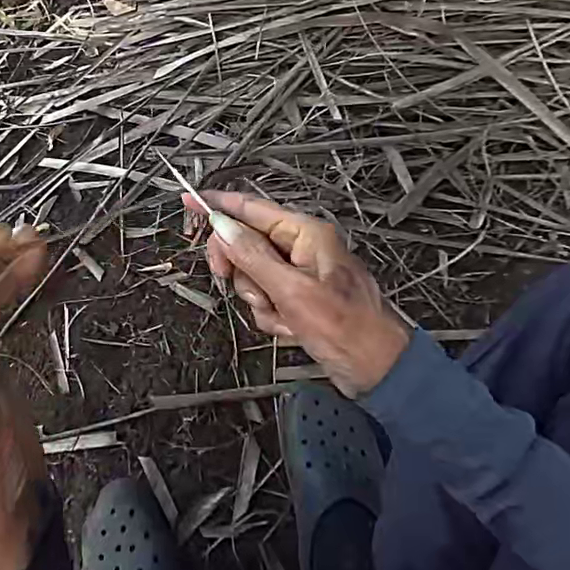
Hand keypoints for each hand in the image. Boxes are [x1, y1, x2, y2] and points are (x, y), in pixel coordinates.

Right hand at [191, 192, 410, 397]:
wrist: (378, 371)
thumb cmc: (349, 328)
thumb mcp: (292, 290)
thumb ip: (252, 256)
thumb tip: (223, 227)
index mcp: (306, 234)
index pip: (251, 209)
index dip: (218, 204)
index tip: (190, 199)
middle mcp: (301, 248)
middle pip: (246, 243)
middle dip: (241, 269)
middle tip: (229, 278)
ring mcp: (299, 274)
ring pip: (251, 275)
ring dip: (258, 299)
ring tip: (282, 314)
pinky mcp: (298, 298)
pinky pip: (265, 298)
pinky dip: (271, 315)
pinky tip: (290, 328)